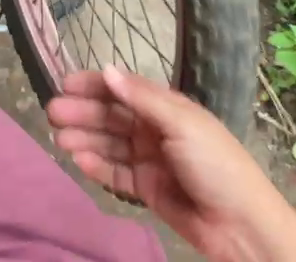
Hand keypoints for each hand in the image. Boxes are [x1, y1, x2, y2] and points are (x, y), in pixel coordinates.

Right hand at [48, 66, 295, 261]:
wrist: (243, 226)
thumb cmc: (216, 165)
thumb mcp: (182, 123)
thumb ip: (142, 98)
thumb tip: (106, 69)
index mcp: (166, 108)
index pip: (123, 89)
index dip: (95, 84)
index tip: (65, 83)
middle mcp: (155, 130)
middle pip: (112, 116)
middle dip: (83, 112)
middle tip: (52, 113)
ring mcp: (151, 160)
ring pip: (110, 144)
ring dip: (84, 138)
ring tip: (58, 138)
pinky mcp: (148, 189)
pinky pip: (117, 174)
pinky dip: (97, 166)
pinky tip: (78, 160)